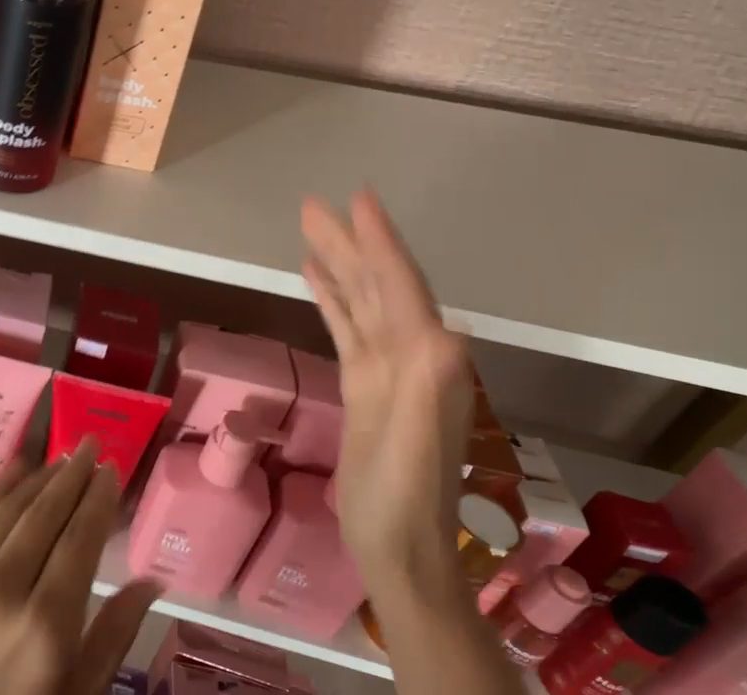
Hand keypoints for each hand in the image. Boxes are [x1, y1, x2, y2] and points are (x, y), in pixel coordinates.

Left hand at [0, 439, 161, 694]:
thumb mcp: (78, 692)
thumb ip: (114, 634)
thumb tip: (152, 581)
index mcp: (46, 624)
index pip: (80, 541)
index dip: (97, 500)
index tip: (113, 469)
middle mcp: (4, 587)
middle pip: (45, 515)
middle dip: (72, 475)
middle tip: (93, 444)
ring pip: (10, 508)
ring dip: (40, 477)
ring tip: (65, 455)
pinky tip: (18, 467)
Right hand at [301, 190, 473, 592]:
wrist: (400, 549)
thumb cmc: (402, 499)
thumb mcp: (416, 445)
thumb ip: (430, 390)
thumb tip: (437, 329)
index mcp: (429, 360)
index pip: (400, 287)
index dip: (381, 242)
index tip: (360, 199)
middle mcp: (413, 355)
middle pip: (378, 285)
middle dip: (351, 242)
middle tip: (314, 204)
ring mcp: (387, 370)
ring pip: (360, 301)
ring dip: (338, 263)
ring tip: (309, 228)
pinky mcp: (366, 385)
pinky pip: (347, 328)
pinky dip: (332, 299)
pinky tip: (313, 277)